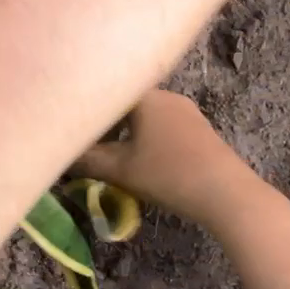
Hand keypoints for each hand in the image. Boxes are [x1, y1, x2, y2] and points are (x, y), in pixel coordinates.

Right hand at [74, 91, 267, 226]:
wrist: (226, 192)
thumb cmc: (168, 174)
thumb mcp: (121, 171)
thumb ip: (88, 161)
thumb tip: (63, 155)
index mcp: (145, 97)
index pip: (106, 95)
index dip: (88, 116)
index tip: (77, 139)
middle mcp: (168, 96)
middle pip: (127, 106)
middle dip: (108, 129)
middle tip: (93, 154)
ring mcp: (188, 112)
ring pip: (148, 120)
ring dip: (130, 138)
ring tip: (119, 163)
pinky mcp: (202, 131)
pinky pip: (166, 130)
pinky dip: (151, 143)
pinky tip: (149, 165)